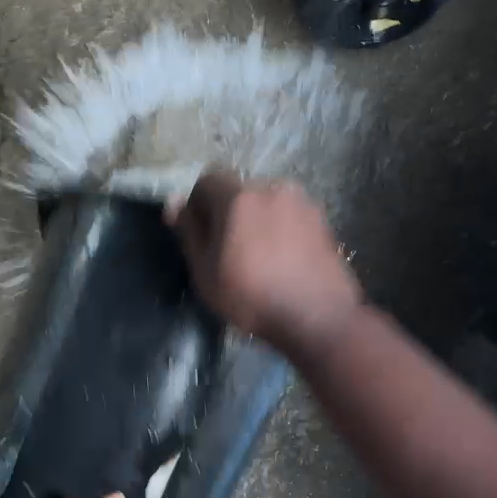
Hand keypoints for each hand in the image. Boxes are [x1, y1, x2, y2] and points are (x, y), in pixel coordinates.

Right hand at [168, 172, 363, 351]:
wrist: (317, 317)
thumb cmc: (251, 297)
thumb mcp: (206, 271)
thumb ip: (189, 232)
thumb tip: (173, 202)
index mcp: (239, 197)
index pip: (208, 180)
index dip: (198, 205)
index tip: (202, 237)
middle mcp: (272, 187)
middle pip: (239, 192)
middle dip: (229, 214)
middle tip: (229, 254)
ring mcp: (302, 202)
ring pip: (266, 205)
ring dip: (256, 223)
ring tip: (260, 261)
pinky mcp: (322, 220)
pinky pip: (289, 217)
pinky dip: (280, 232)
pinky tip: (283, 263)